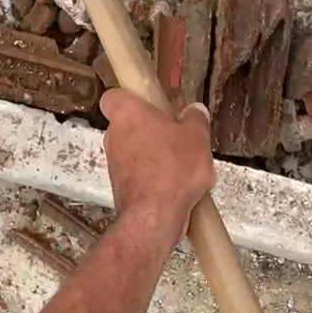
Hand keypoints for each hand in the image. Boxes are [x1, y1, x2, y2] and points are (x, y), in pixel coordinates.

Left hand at [100, 89, 214, 247]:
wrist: (156, 216)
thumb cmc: (172, 169)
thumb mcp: (197, 136)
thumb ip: (196, 119)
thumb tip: (195, 112)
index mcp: (127, 113)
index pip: (114, 96)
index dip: (130, 97)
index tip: (149, 102)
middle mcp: (114, 137)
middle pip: (131, 126)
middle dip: (154, 131)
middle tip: (179, 137)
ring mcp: (115, 165)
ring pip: (138, 153)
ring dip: (158, 158)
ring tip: (186, 168)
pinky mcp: (122, 189)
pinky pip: (142, 177)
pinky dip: (158, 180)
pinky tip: (181, 188)